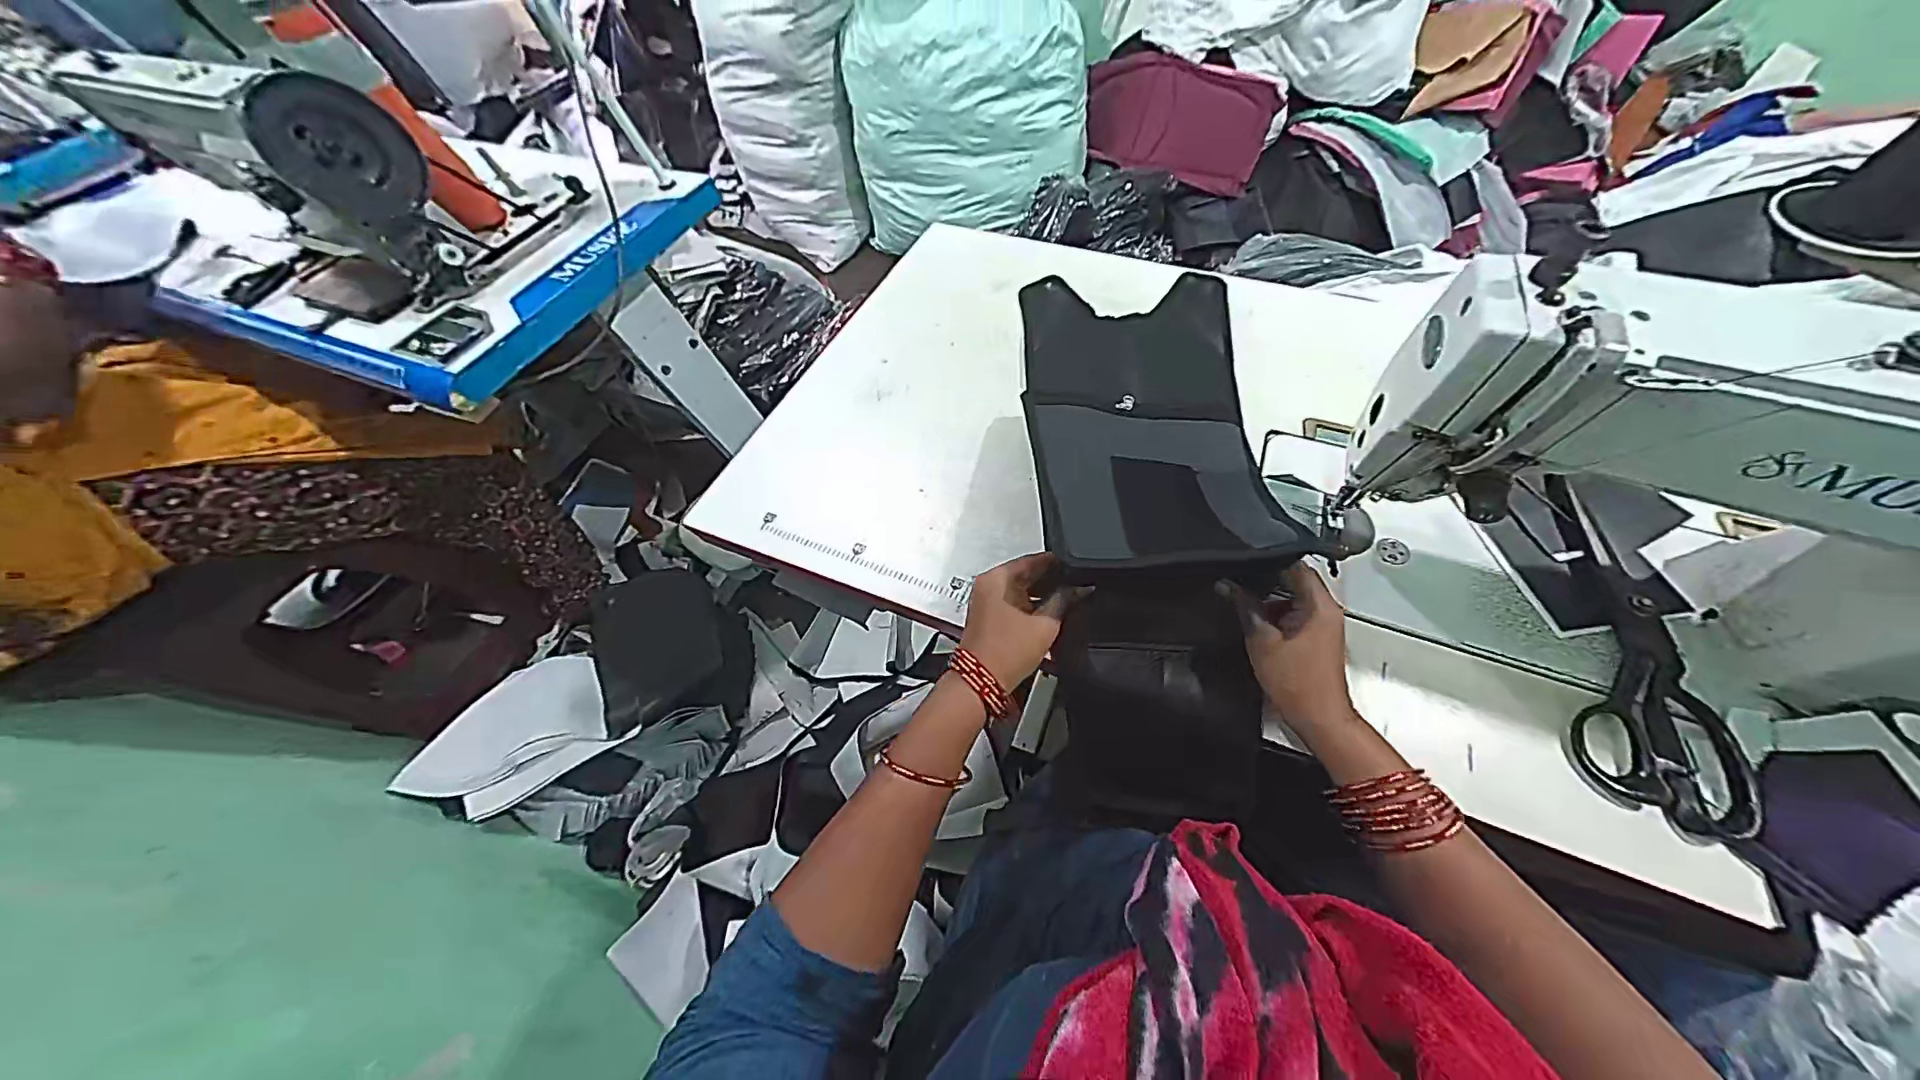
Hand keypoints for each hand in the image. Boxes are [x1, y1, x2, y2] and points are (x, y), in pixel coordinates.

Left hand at [958, 553, 1086, 688]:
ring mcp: (986, 601)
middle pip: (1025, 574)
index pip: (1032, 559)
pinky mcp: (989, 616)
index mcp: (996, 578)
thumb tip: (1078, 589)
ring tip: (1067, 600)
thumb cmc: (1004, 653)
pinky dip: (1030, 606)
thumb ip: (1064, 600)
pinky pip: (1014, 602)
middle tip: (1075, 585)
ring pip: (1020, 589)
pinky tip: (1049, 613)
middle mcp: (988, 585)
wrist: (982, 681)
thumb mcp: (1045, 624)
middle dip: (1051, 580)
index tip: (1074, 566)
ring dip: (1042, 595)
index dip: (1057, 563)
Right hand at [1218, 561, 1354, 728]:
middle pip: (1293, 583)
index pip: (1297, 566)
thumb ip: (1246, 608)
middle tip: (1242, 594)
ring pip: (1292, 601)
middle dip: (1265, 587)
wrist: (1317, 718)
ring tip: (1253, 621)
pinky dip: (1276, 622)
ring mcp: (1324, 627)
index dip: (1269, 561)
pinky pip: (1294, 619)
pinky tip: (1262, 636)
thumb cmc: (1301, 687)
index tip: (1247, 565)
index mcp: (1321, 607)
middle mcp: (1327, 613)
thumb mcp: (1262, 641)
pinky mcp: (1317, 640)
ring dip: (1270, 606)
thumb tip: (1231, 588)